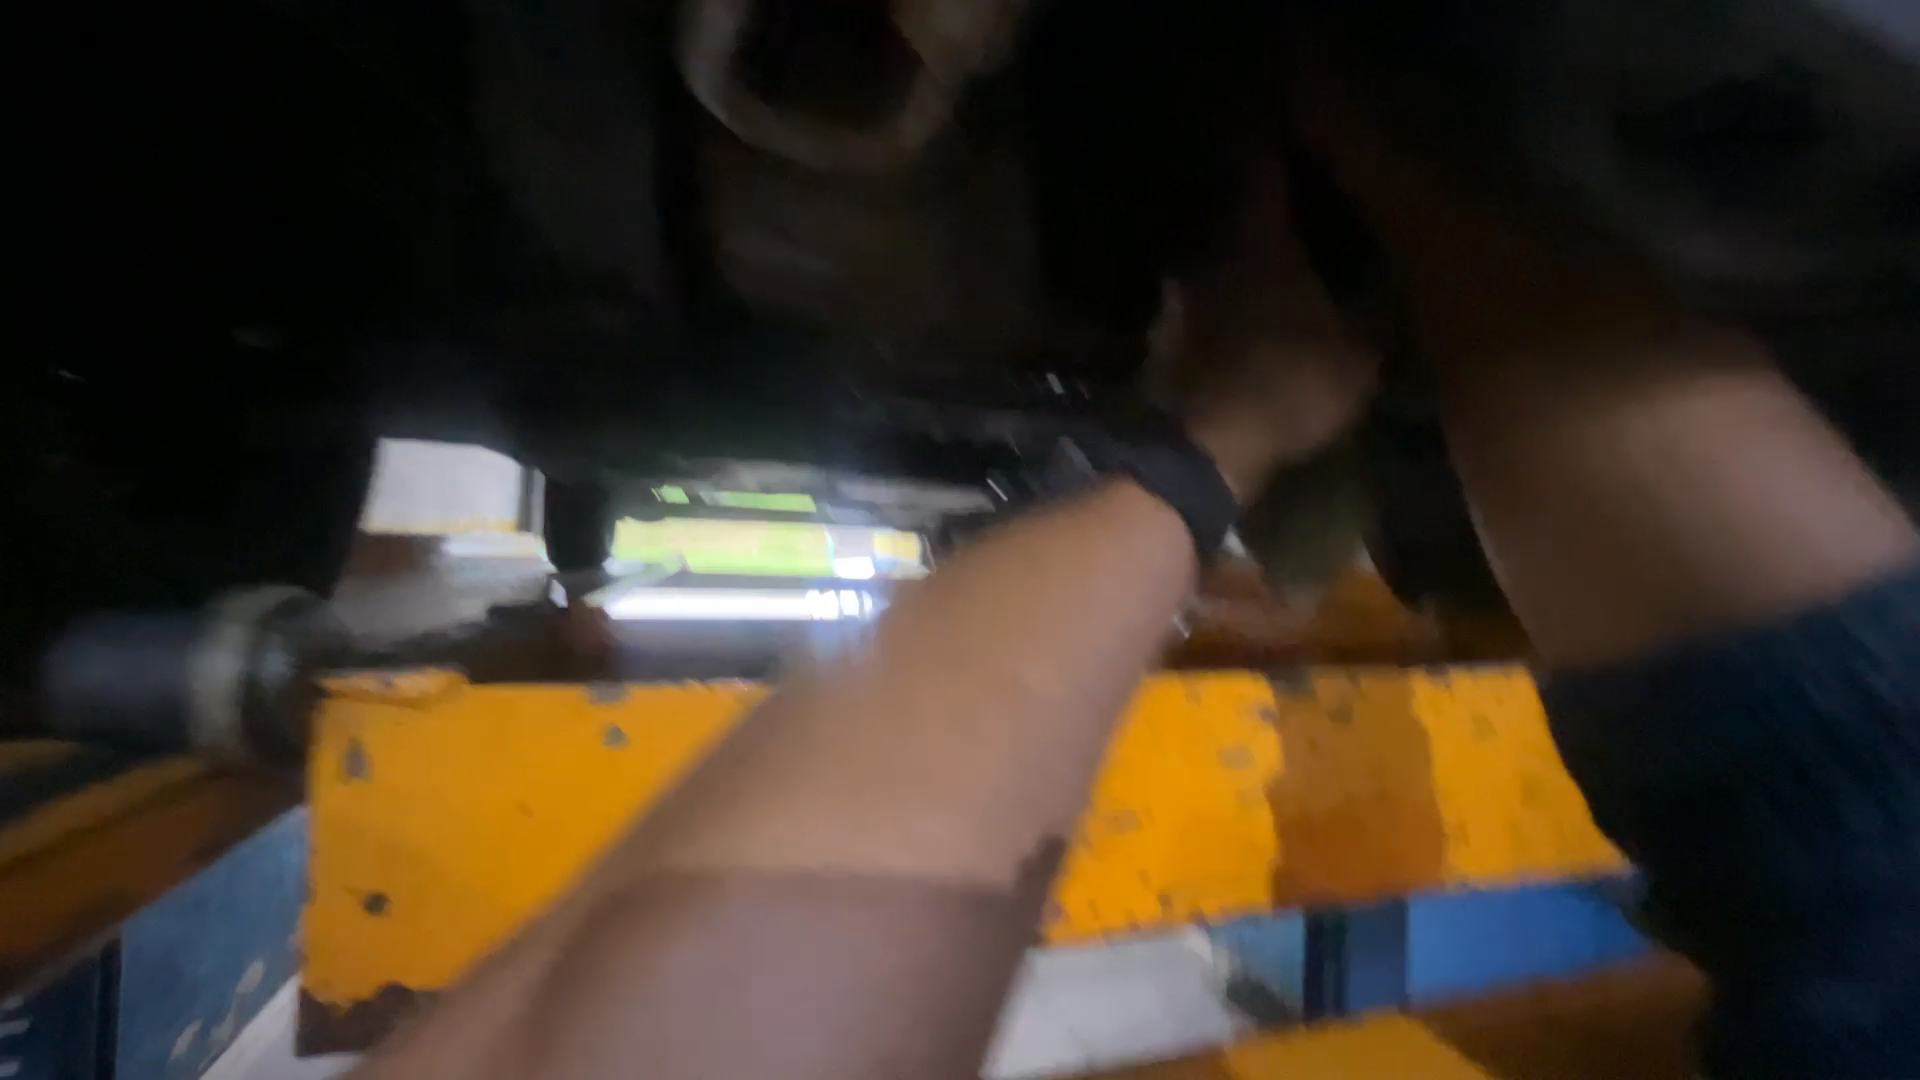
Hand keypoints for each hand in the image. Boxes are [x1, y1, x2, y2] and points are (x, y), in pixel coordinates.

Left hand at [1160, 160, 1378, 499]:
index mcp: (1261, 246)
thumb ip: (1372, 318)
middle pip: (1230, 220)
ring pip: (1205, 272)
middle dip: (1253, 213)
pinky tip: (1221, 330)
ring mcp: (1173, 307)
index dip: (1276, 147)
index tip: (1290, 123)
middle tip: (1283, 211)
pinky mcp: (1156, 348)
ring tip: (1254, 277)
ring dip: (1226, 270)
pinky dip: (1205, 316)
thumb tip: (1387, 294)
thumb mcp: (1358, 360)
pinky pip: (1187, 317)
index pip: (1265, 172)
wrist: (1203, 452)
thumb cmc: (1288, 391)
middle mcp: (1208, 263)